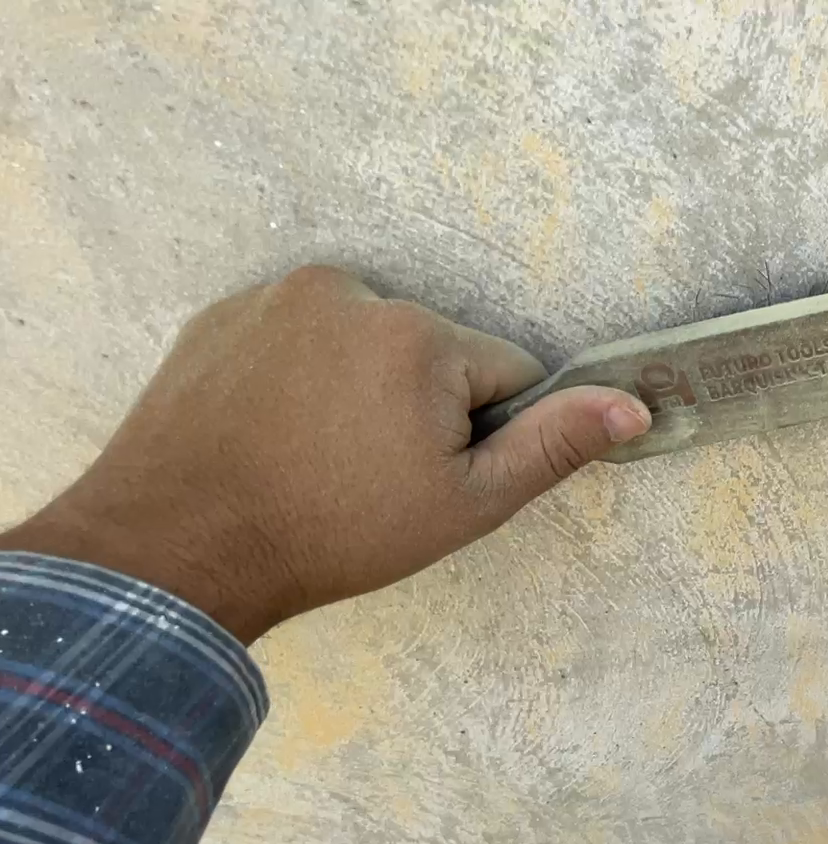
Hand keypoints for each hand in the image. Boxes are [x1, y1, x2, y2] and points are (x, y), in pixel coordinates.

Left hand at [1, 266, 650, 642]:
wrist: (175, 550)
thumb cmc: (344, 529)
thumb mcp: (474, 500)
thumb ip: (556, 444)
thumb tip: (635, 405)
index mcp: (419, 335)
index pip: (514, 374)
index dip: (496, 430)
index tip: (443, 470)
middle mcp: (351, 292)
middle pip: (448, 354)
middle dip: (439, 404)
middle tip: (387, 467)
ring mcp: (278, 295)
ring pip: (387, 343)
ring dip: (384, 387)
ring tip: (335, 450)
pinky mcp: (228, 311)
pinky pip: (321, 336)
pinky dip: (325, 373)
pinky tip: (293, 426)